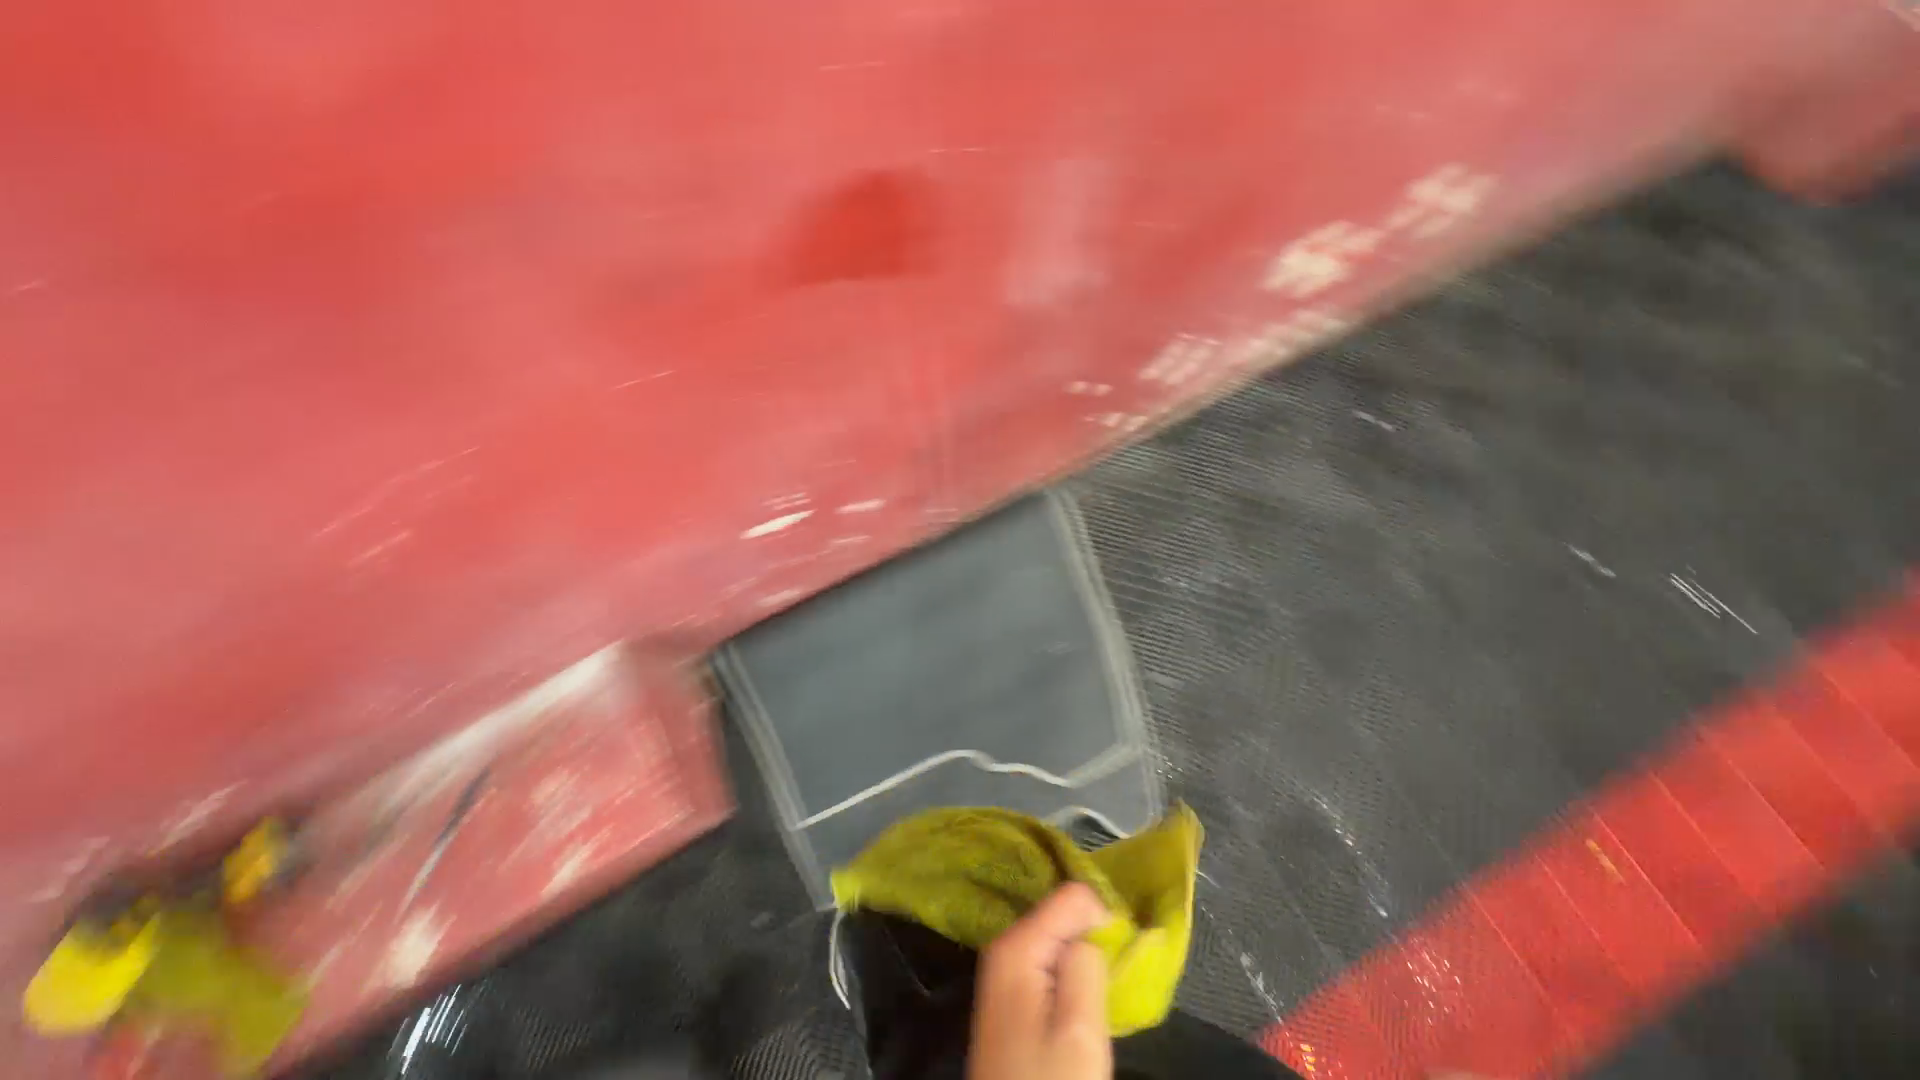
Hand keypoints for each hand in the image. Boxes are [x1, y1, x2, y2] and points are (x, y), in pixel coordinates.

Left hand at [968, 884, 1111, 1079]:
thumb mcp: (1079, 1029)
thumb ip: (1087, 965)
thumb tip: (1093, 929)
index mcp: (1016, 946)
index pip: (1073, 895)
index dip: (1105, 919)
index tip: (1124, 956)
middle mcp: (1004, 948)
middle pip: (1062, 914)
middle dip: (1093, 937)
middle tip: (1116, 975)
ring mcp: (1005, 973)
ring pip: (1059, 940)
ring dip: (1084, 958)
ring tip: (1103, 989)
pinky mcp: (1012, 997)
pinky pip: (1050, 963)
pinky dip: (1071, 974)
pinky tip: (1083, 1000)